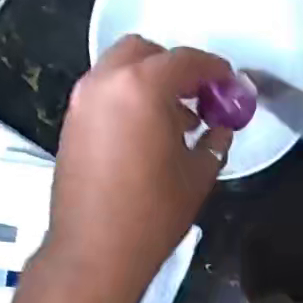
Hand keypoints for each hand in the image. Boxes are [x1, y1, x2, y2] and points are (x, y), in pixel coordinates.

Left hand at [39, 35, 234, 302]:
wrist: (96, 250)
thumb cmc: (154, 214)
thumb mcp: (197, 177)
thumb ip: (214, 142)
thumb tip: (221, 129)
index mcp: (143, 89)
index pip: (184, 61)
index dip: (213, 68)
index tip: (229, 81)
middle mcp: (106, 83)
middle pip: (145, 52)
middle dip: (175, 68)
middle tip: (200, 96)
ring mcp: (83, 101)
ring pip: (120, 70)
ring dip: (150, 82)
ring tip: (177, 119)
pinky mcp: (72, 123)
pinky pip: (105, 94)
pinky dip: (129, 99)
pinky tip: (149, 134)